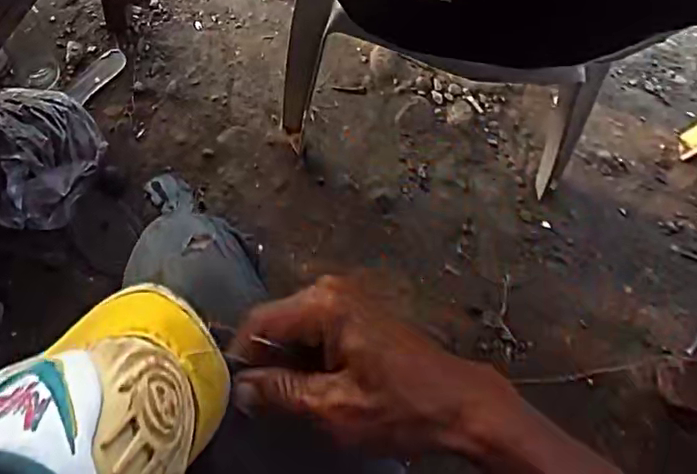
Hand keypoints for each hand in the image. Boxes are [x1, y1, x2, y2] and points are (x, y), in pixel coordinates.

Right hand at [228, 276, 617, 472]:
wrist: (461, 404)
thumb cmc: (401, 407)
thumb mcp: (336, 408)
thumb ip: (283, 392)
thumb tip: (242, 388)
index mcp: (322, 303)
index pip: (259, 321)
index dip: (241, 355)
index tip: (235, 390)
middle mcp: (327, 287)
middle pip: (276, 321)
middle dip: (267, 359)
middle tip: (265, 400)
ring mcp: (342, 294)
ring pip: (293, 326)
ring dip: (287, 359)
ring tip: (293, 397)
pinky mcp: (353, 308)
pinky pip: (313, 327)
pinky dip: (307, 354)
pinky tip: (317, 383)